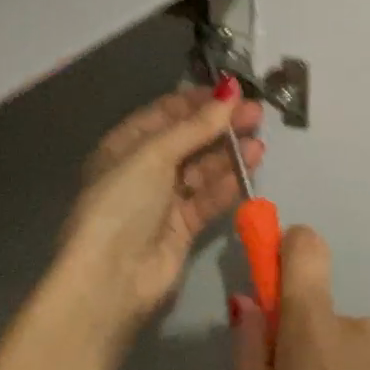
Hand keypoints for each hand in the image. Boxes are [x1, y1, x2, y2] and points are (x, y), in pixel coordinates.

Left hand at [57, 78, 264, 330]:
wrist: (110, 280)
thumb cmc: (122, 203)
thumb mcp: (154, 154)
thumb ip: (196, 125)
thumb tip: (231, 89)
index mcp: (125, 145)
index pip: (166, 113)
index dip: (199, 101)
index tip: (234, 92)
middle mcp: (143, 169)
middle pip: (188, 139)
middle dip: (220, 125)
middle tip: (257, 114)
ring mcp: (163, 200)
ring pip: (202, 168)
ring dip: (229, 153)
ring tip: (259, 143)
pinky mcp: (183, 227)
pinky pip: (208, 198)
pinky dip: (228, 183)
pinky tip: (250, 168)